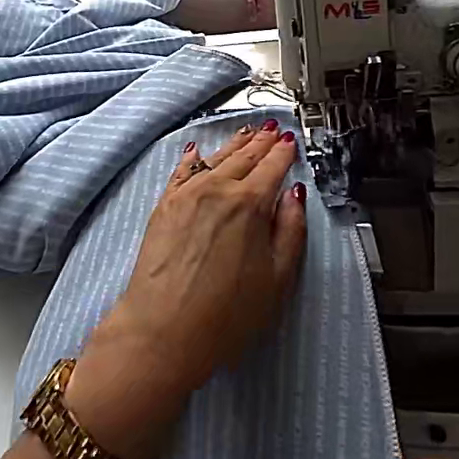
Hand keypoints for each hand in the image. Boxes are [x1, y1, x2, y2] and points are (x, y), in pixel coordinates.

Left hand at [63, 121, 307, 458]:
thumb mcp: (278, 278)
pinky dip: (193, 159)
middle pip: (243, 158)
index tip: (290, 141)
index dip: (283, 153)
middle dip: (260, 143)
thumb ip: (290, 231)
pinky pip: (181, 172)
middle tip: (272, 130)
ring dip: (233, 146)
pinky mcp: (163, 206)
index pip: (271, 168)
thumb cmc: (224, 315)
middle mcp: (215, 190)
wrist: (163, 328)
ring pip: (214, 160)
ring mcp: (185, 195)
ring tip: (247, 134)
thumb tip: (294, 196)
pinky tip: (197, 152)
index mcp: (248, 204)